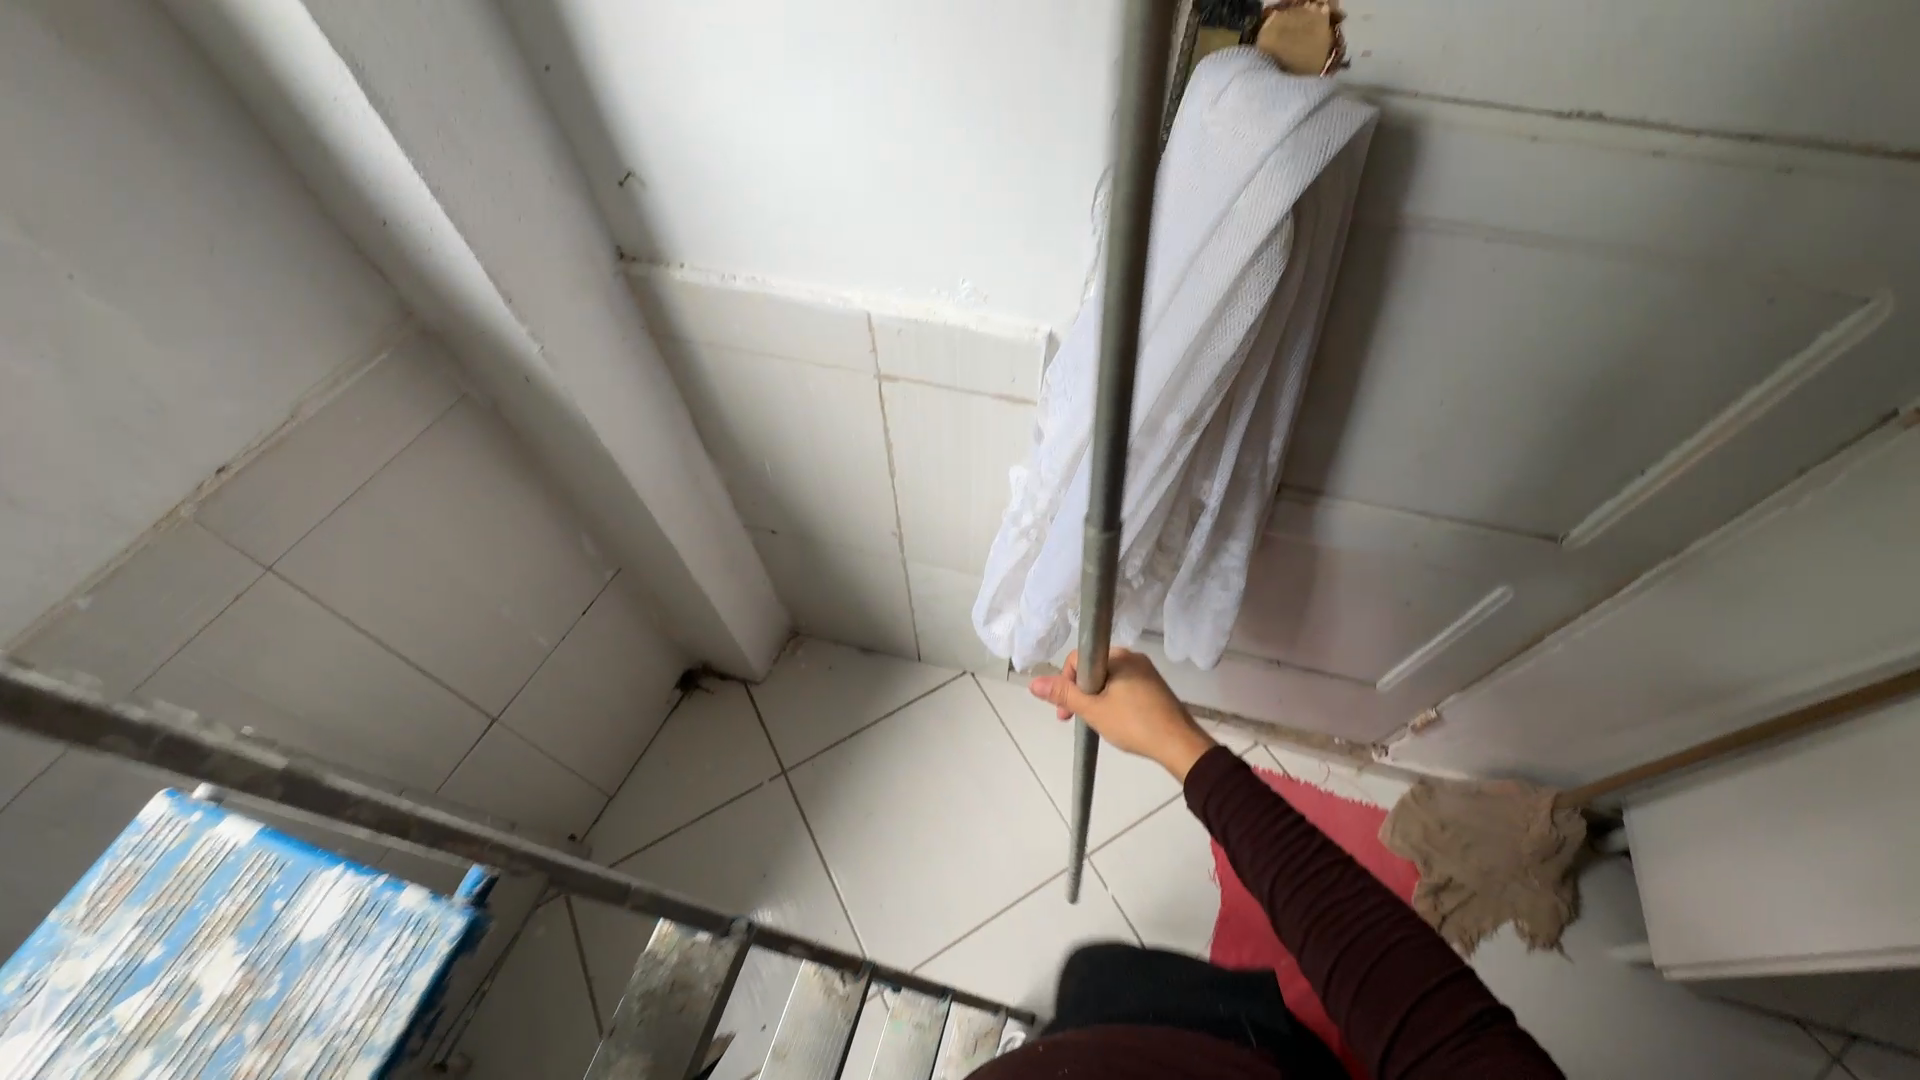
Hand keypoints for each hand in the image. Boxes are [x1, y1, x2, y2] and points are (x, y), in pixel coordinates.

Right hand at [1029, 648, 1216, 781]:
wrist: (1179, 744)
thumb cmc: (1133, 724)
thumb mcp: (1092, 710)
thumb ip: (1063, 694)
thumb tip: (1033, 683)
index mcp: (1118, 656)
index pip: (1078, 659)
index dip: (1066, 683)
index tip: (1065, 710)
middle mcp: (1132, 657)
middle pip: (1092, 669)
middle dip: (1080, 693)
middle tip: (1076, 719)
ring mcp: (1146, 671)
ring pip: (1108, 679)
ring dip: (1096, 698)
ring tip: (1098, 723)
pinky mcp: (1154, 686)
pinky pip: (1124, 686)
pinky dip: (1113, 700)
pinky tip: (1116, 720)